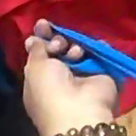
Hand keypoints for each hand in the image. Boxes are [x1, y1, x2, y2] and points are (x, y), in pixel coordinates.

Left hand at [23, 19, 118, 135]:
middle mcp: (61, 75)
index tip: (42, 24)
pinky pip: (99, 51)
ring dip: (75, 46)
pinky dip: (97, 46)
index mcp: (41, 78)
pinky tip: (93, 46)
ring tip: (75, 53)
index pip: (41, 52)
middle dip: (58, 40)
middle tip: (58, 44)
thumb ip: (37, 51)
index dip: (42, 37)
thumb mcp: (35, 69)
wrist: (80, 111)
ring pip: (79, 47)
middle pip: (60, 47)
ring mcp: (82, 73)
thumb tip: (33, 39)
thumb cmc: (50, 91)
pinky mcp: (102, 71)